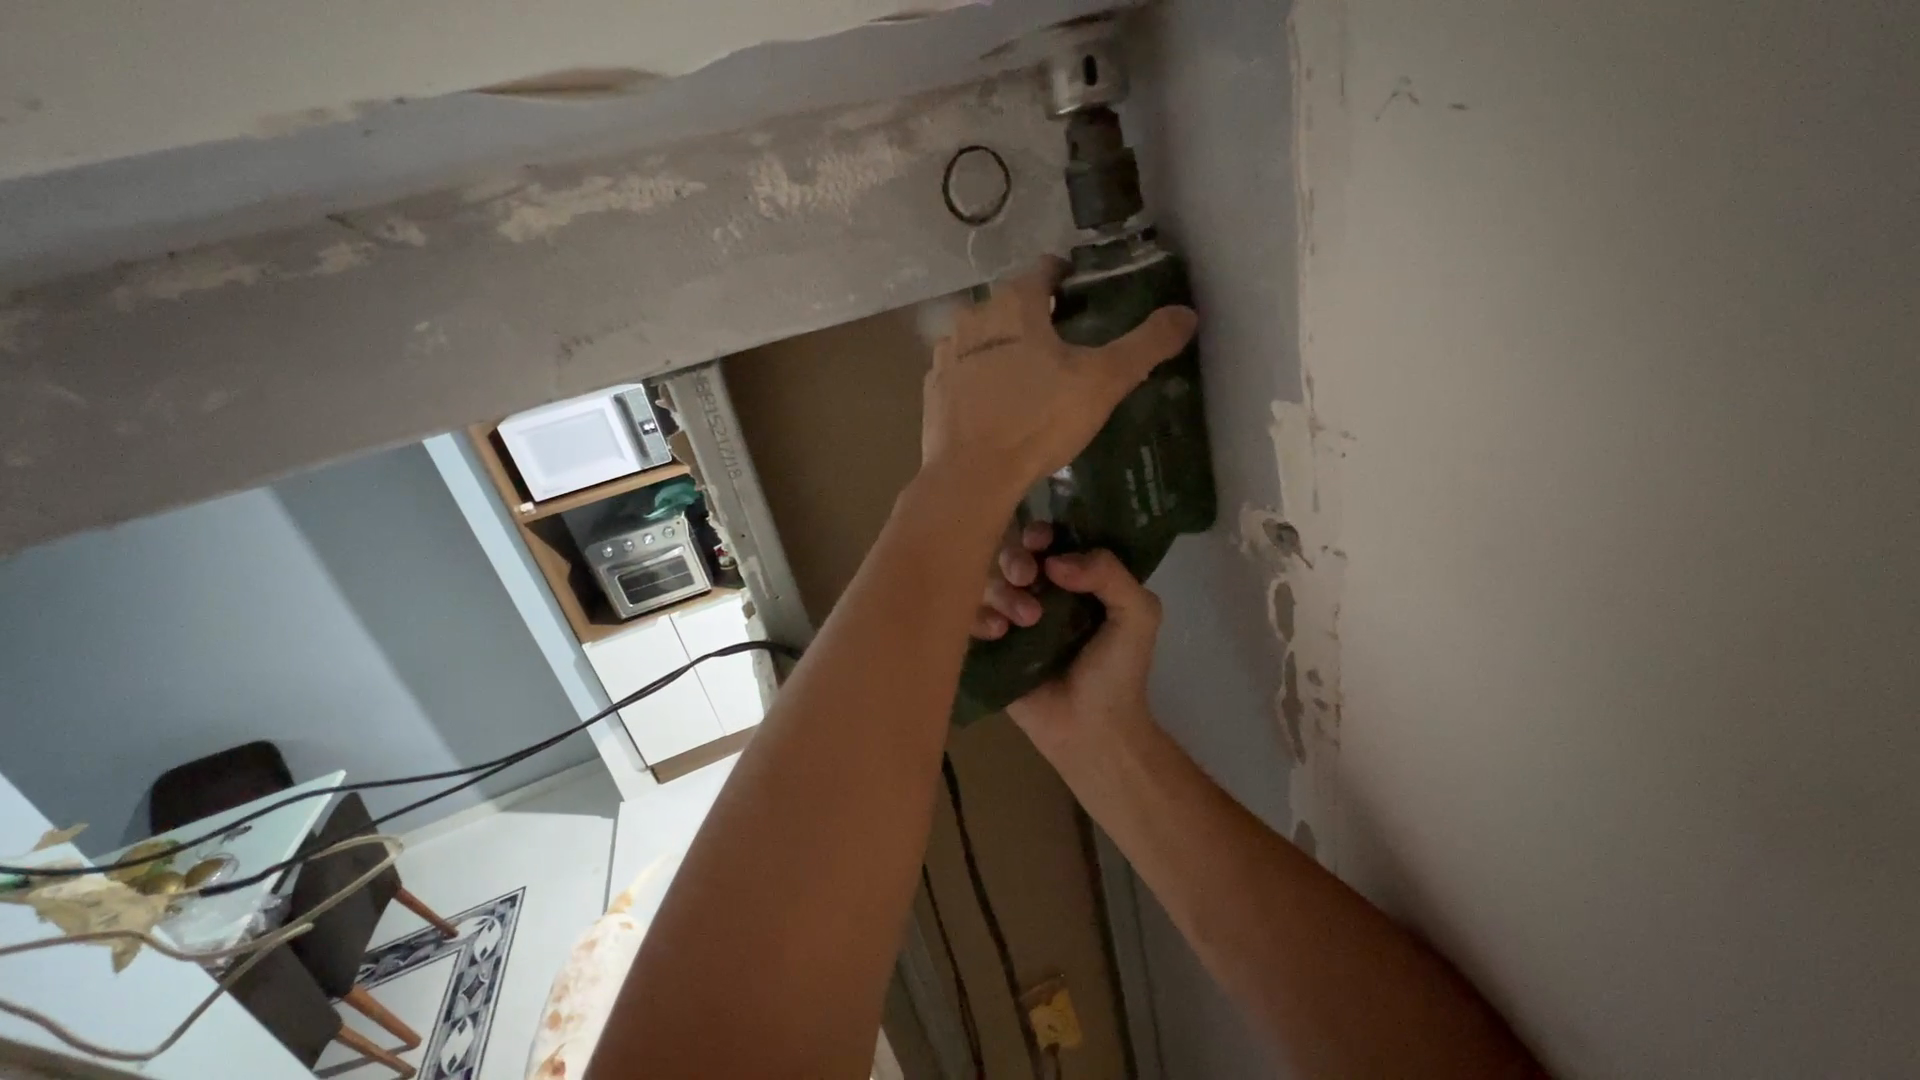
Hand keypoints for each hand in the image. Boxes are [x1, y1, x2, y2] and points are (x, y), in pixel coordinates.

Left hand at [922, 257, 1196, 501]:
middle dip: (1037, 317)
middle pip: (1012, 304)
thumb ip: (1146, 344)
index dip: (1069, 278)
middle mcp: (974, 316)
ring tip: (1032, 378)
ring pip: (984, 337)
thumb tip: (1186, 314)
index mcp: (1014, 302)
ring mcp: (947, 353)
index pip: (1045, 269)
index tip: (1087, 298)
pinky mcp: (934, 389)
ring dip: (1005, 347)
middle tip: (1067, 346)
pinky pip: (963, 371)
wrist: (972, 475)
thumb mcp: (1103, 381)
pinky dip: (980, 378)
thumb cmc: (1038, 420)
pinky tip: (998, 404)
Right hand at [973, 523, 1161, 758]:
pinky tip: (997, 632)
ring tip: (1025, 618)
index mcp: (1074, 578)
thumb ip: (1109, 573)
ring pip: (986, 582)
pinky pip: (967, 617)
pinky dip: (977, 616)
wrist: (1093, 731)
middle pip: (1010, 554)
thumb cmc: (1118, 672)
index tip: (1040, 542)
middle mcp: (1039, 592)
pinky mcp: (988, 647)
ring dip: (1001, 590)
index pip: (1048, 539)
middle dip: (1014, 557)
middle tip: (1027, 576)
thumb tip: (1055, 562)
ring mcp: (1011, 619)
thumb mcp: (1138, 614)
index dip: (1039, 533)